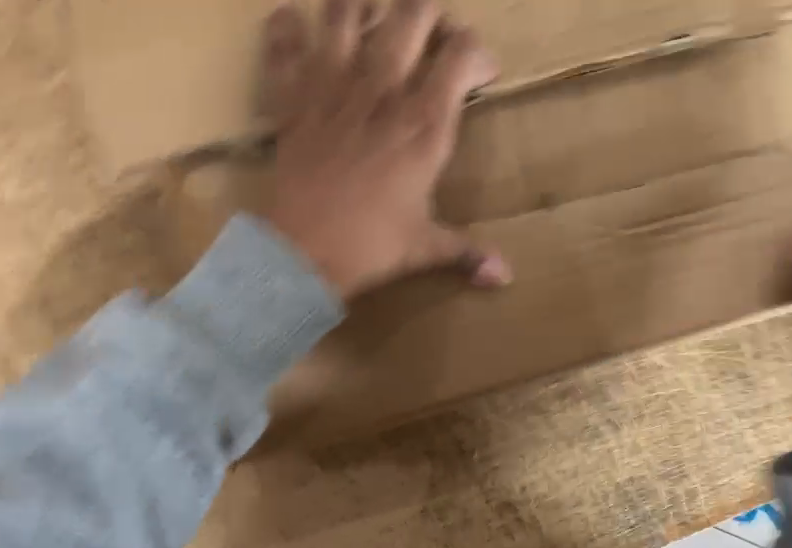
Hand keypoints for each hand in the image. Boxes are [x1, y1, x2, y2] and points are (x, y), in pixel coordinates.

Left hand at [260, 0, 511, 299]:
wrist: (305, 250)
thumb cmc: (372, 247)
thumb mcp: (425, 247)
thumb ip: (467, 252)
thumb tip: (506, 276)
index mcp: (425, 124)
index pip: (463, 54)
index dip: (478, 55)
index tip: (480, 74)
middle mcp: (383, 89)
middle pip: (413, 12)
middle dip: (428, 14)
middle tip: (430, 36)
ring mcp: (334, 84)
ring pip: (347, 8)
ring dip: (362, 6)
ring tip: (370, 19)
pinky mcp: (294, 95)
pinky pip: (285, 40)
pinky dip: (287, 26)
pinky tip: (295, 24)